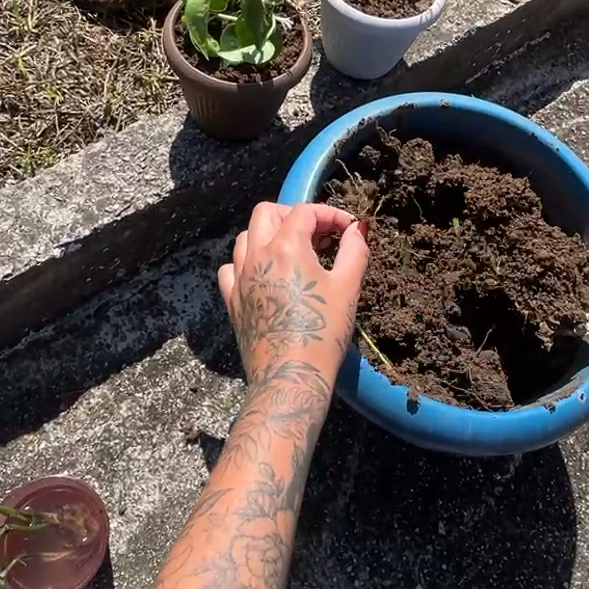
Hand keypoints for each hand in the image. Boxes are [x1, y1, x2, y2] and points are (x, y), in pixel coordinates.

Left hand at [217, 203, 368, 381]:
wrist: (290, 377)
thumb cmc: (323, 332)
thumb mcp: (347, 287)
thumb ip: (354, 251)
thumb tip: (356, 229)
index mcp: (286, 246)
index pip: (305, 211)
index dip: (330, 214)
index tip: (347, 228)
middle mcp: (256, 255)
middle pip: (267, 213)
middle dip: (292, 215)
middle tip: (317, 233)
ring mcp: (239, 277)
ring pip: (246, 237)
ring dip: (269, 235)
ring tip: (294, 252)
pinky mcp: (232, 300)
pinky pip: (232, 268)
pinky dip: (247, 262)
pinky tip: (265, 275)